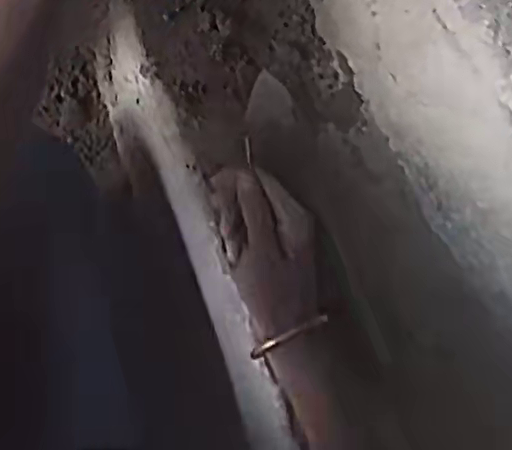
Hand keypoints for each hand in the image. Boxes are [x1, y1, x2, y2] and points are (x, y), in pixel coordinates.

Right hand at [211, 166, 319, 342]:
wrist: (290, 338)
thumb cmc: (271, 296)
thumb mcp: (257, 249)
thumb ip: (251, 207)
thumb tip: (241, 173)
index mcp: (293, 214)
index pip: (258, 176)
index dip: (232, 180)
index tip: (213, 197)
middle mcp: (297, 215)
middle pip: (258, 187)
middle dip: (234, 201)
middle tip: (224, 229)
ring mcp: (293, 229)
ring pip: (255, 204)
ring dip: (236, 217)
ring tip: (230, 243)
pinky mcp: (285, 242)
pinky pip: (259, 221)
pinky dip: (244, 229)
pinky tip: (237, 249)